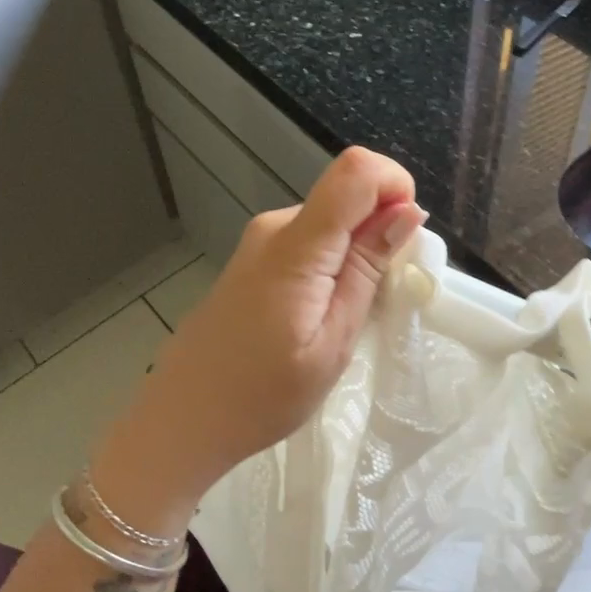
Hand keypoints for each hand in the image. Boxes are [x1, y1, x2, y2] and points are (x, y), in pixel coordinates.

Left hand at [89, 148, 425, 525]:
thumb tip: (408, 211)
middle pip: (348, 192)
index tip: (406, 240)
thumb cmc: (261, 396)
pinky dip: (335, 262)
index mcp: (297, 245)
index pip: (356, 170)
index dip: (395, 185)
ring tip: (349, 317)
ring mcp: (263, 240)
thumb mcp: (332, 342)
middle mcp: (277, 226)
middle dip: (382, 229)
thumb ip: (367, 269)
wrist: (182, 421)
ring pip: (334, 218)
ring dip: (359, 251)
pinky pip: (313, 238)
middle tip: (382, 297)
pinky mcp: (257, 257)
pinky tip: (322, 315)